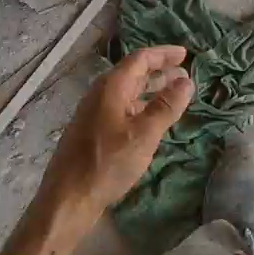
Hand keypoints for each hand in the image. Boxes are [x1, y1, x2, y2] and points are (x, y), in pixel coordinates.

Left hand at [38, 46, 194, 215]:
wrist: (66, 200)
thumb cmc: (106, 164)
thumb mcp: (144, 135)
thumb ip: (166, 107)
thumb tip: (186, 82)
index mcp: (111, 87)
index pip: (140, 59)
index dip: (163, 54)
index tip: (184, 55)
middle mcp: (101, 94)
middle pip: (133, 73)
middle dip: (159, 72)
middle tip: (183, 75)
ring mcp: (94, 114)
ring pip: (127, 93)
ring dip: (151, 90)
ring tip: (173, 96)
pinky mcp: (92, 132)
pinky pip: (122, 108)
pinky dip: (141, 107)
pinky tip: (150, 121)